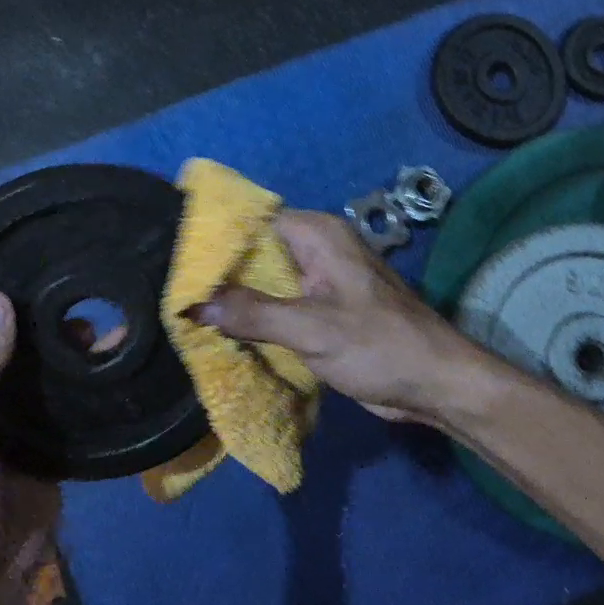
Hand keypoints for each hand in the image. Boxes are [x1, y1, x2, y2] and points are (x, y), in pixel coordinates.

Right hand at [192, 209, 481, 423]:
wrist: (434, 382)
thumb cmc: (378, 346)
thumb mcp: (311, 329)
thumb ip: (253, 313)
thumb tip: (195, 302)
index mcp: (319, 236)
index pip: (253, 222)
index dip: (214, 238)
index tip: (172, 259)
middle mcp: (319, 250)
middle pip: (257, 252)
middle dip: (220, 273)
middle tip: (169, 291)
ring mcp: (323, 282)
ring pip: (267, 282)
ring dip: (236, 300)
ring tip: (184, 312)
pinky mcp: (326, 312)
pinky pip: (282, 306)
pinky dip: (257, 318)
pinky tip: (222, 334)